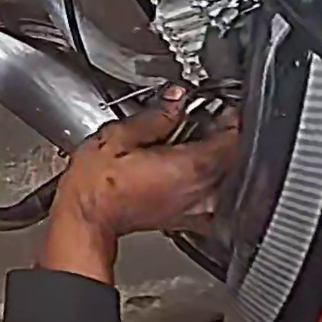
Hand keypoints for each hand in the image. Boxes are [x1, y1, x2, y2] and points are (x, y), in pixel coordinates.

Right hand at [39, 84, 239, 283]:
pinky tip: (189, 176)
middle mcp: (203, 190)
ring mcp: (197, 208)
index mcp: (191, 166)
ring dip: (218, 160)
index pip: (233, 138)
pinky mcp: (187, 220)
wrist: (86, 217)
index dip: (229, 118)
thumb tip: (176, 101)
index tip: (218, 108)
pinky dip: (210, 186)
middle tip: (200, 120)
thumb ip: (154, 118)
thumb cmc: (96, 183)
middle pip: (234, 159)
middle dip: (221, 136)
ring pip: (228, 180)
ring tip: (191, 145)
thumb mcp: (118, 136)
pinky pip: (214, 201)